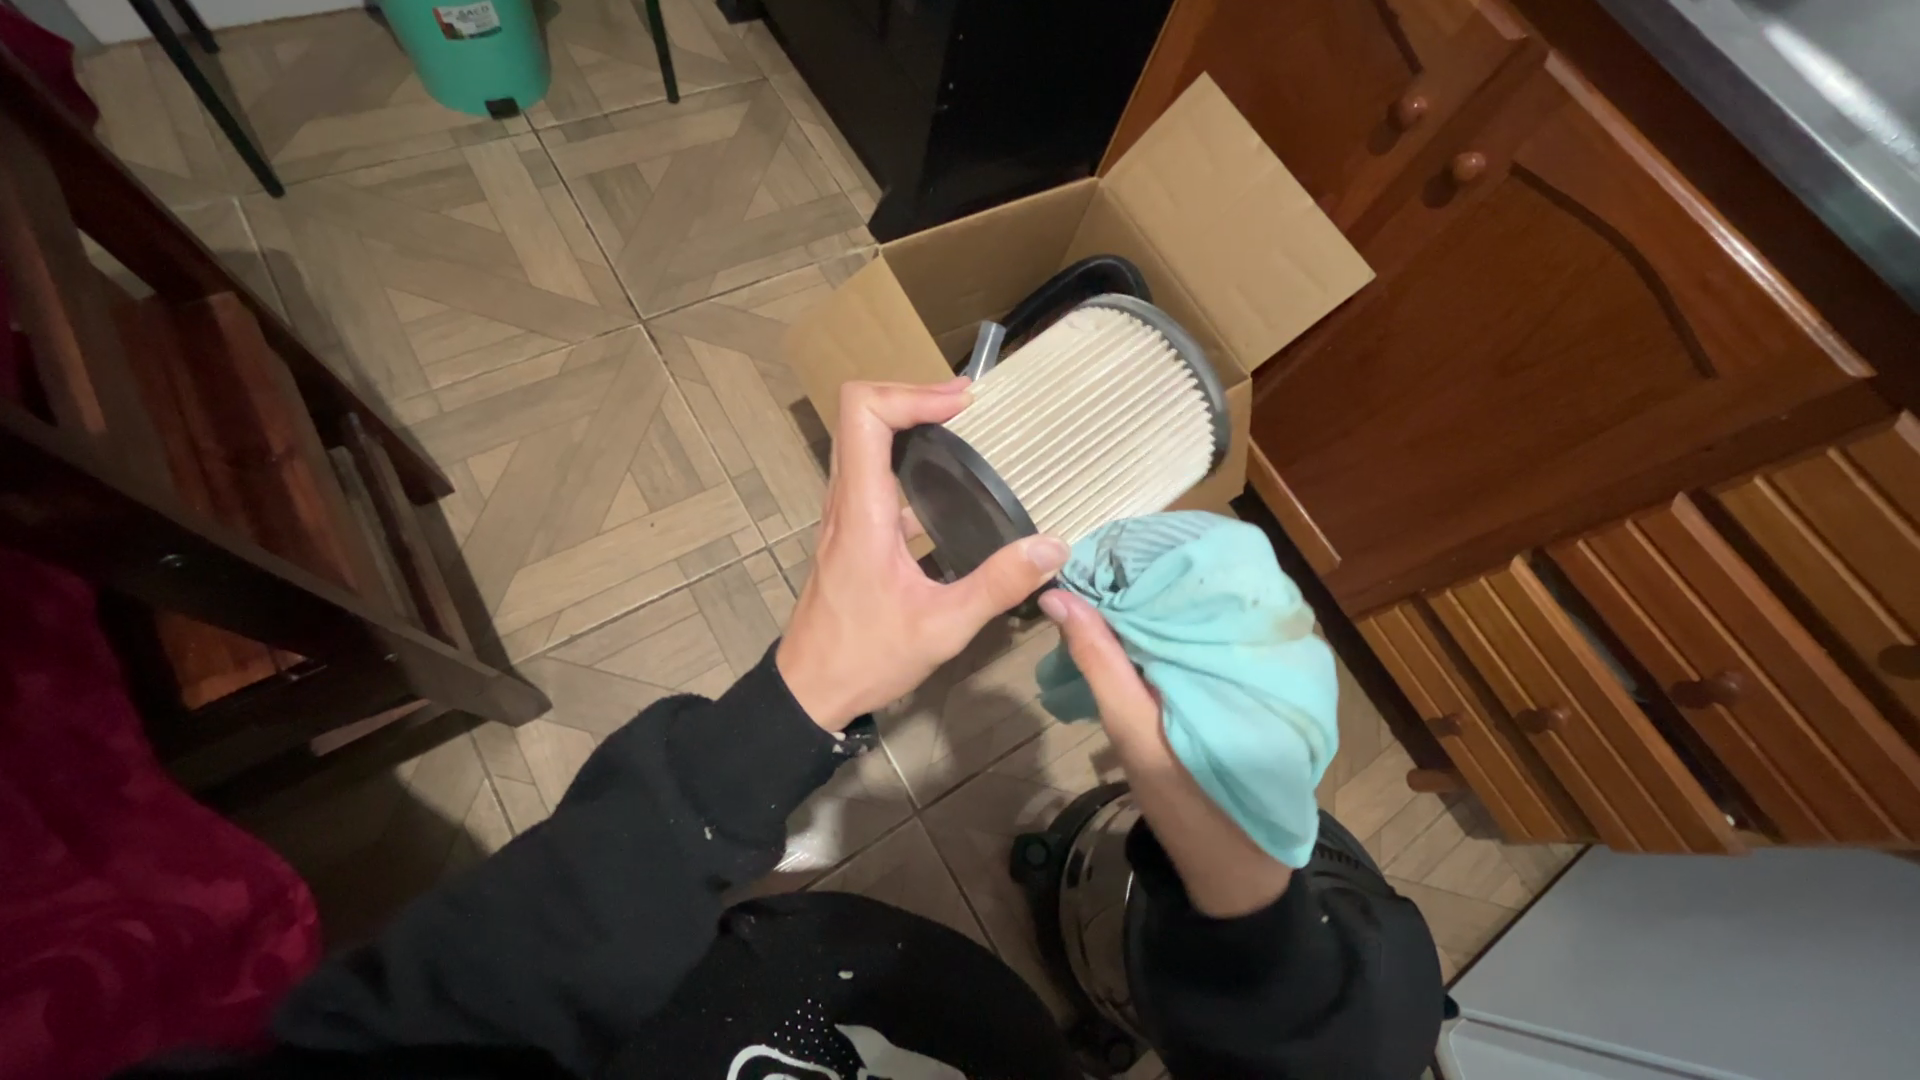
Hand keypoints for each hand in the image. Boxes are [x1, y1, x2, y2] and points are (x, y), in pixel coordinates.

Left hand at [776, 379, 1069, 731]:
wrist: (810, 690)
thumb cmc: (867, 657)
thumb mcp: (943, 627)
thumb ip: (998, 585)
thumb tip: (1052, 546)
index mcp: (862, 510)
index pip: (863, 413)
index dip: (910, 392)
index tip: (961, 404)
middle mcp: (846, 502)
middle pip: (862, 417)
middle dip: (915, 400)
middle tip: (969, 410)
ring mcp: (845, 517)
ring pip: (865, 445)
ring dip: (910, 428)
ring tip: (966, 437)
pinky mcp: (851, 534)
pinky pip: (874, 478)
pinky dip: (909, 465)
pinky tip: (950, 494)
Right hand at [1040, 589, 1293, 915]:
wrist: (1237, 867)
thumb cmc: (1187, 800)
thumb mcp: (1132, 728)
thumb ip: (1099, 660)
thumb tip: (1058, 594)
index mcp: (1230, 646)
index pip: (1178, 578)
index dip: (1131, 563)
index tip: (1084, 559)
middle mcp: (1247, 643)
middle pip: (1183, 591)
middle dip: (1134, 582)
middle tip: (1079, 578)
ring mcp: (1248, 664)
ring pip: (1187, 615)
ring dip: (1144, 606)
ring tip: (1094, 596)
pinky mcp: (1242, 686)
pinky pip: (1195, 642)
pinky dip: (1159, 633)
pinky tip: (1126, 633)